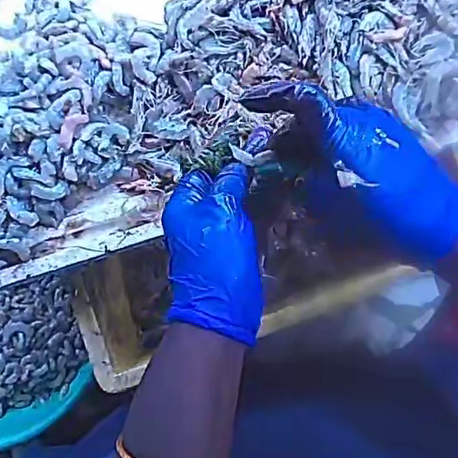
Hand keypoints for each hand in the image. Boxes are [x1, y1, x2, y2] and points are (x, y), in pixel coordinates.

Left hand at [161, 160, 261, 346]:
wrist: (222, 312)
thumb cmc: (217, 262)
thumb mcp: (222, 213)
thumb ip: (228, 184)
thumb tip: (236, 163)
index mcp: (182, 205)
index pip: (203, 171)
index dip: (225, 158)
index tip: (252, 146)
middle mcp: (192, 218)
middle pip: (217, 186)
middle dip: (240, 173)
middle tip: (268, 156)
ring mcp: (210, 234)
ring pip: (231, 202)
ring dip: (250, 191)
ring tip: (275, 172)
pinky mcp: (228, 249)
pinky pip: (240, 220)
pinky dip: (254, 210)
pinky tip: (273, 200)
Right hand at [243, 81, 457, 262]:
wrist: (439, 221)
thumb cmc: (382, 213)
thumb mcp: (331, 200)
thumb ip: (302, 175)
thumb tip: (282, 163)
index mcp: (342, 129)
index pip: (300, 98)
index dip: (270, 96)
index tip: (245, 102)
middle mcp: (358, 116)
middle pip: (308, 117)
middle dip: (287, 137)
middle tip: (274, 164)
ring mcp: (374, 123)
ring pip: (326, 125)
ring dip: (308, 145)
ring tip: (302, 174)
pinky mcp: (385, 134)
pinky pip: (345, 132)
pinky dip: (328, 147)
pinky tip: (327, 172)